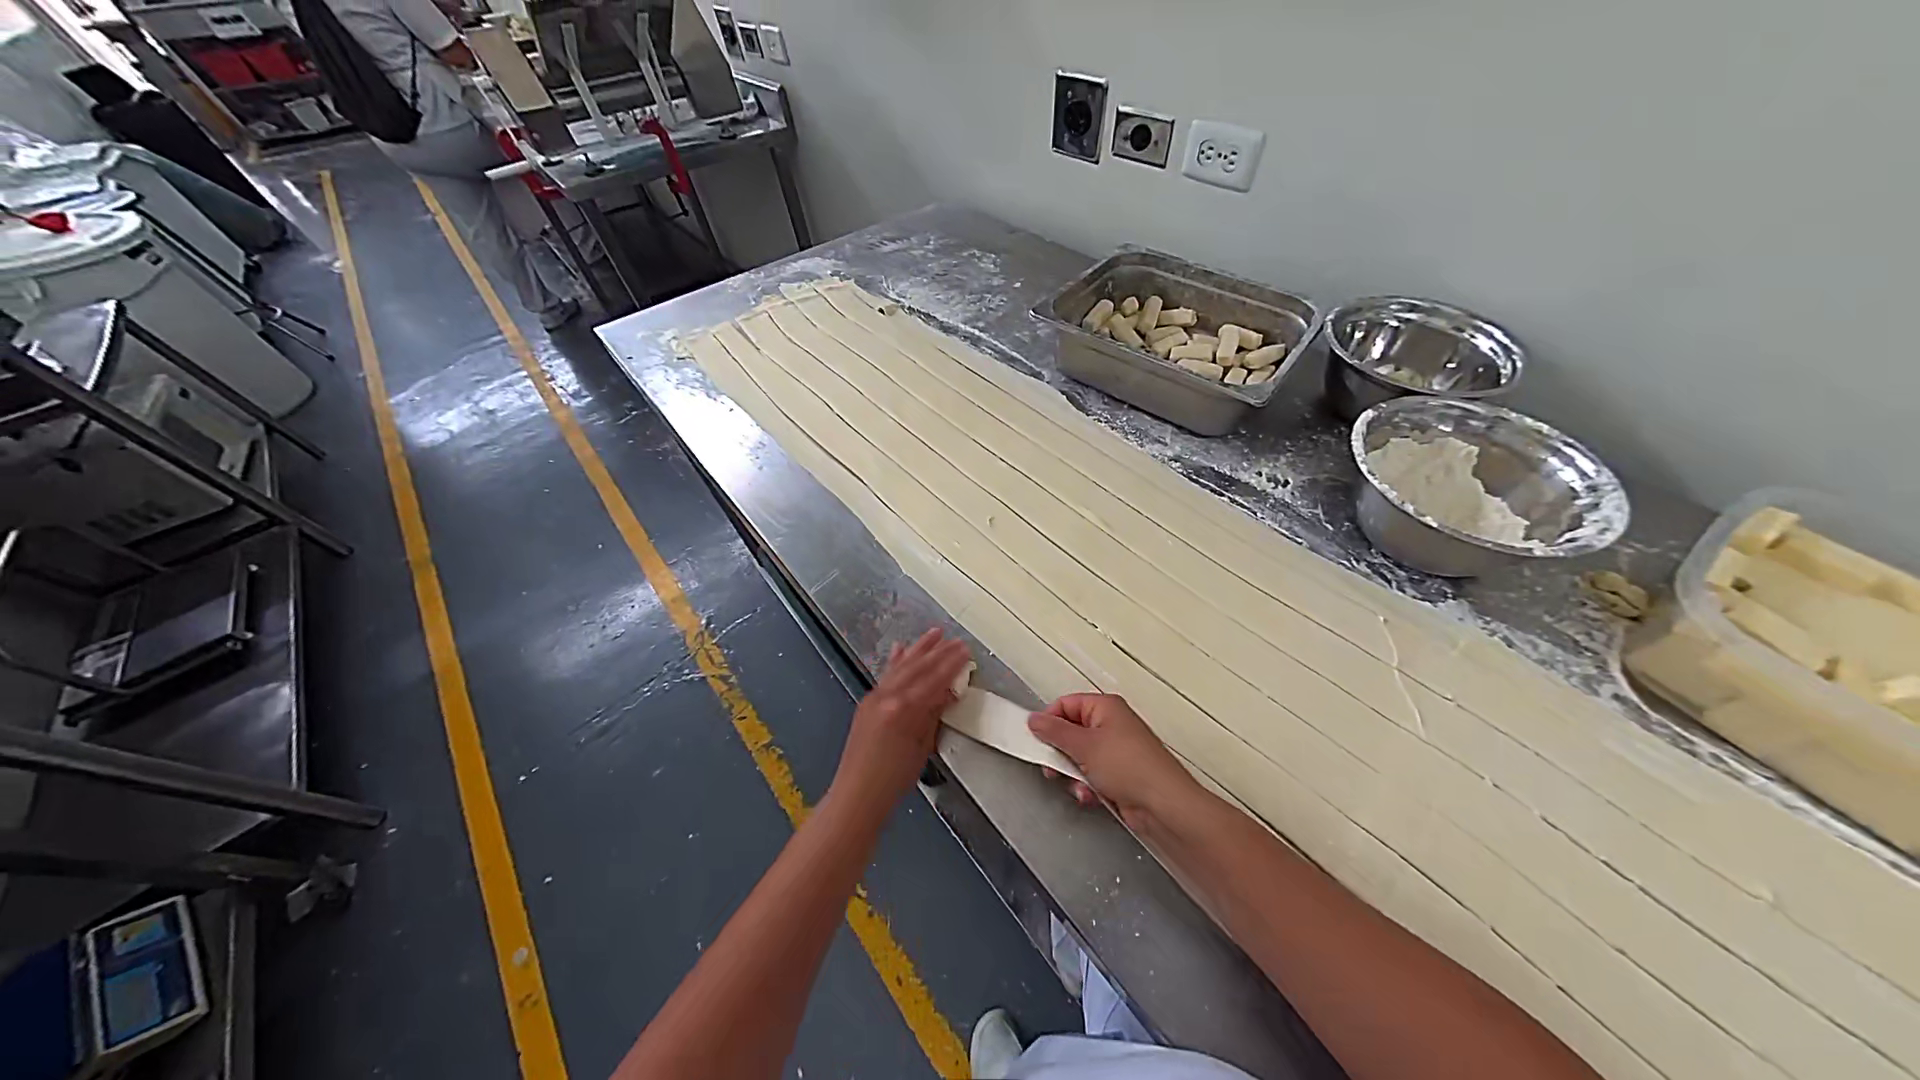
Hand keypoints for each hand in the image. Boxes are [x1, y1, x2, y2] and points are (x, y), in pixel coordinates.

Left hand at [833, 629, 970, 806]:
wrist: (857, 794)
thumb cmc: (893, 780)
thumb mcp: (923, 747)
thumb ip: (933, 715)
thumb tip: (947, 693)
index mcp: (905, 709)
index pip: (934, 679)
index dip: (951, 664)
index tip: (965, 651)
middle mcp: (888, 697)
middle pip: (918, 668)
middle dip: (939, 652)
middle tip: (956, 640)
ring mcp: (875, 698)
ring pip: (901, 667)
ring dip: (919, 649)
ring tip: (934, 634)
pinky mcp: (868, 703)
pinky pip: (886, 675)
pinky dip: (895, 661)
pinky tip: (900, 649)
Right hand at [1028, 694, 1198, 832]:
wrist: (1163, 805)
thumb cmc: (1135, 768)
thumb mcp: (1083, 745)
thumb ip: (1054, 731)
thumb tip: (1036, 720)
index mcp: (1105, 707)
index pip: (1065, 705)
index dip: (1049, 721)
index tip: (1037, 738)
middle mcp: (1112, 725)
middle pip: (1070, 733)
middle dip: (1061, 754)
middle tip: (1054, 765)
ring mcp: (1116, 751)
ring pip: (1078, 758)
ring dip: (1074, 775)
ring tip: (1080, 783)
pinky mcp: (1119, 774)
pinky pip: (1091, 776)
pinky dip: (1087, 786)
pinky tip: (1092, 795)